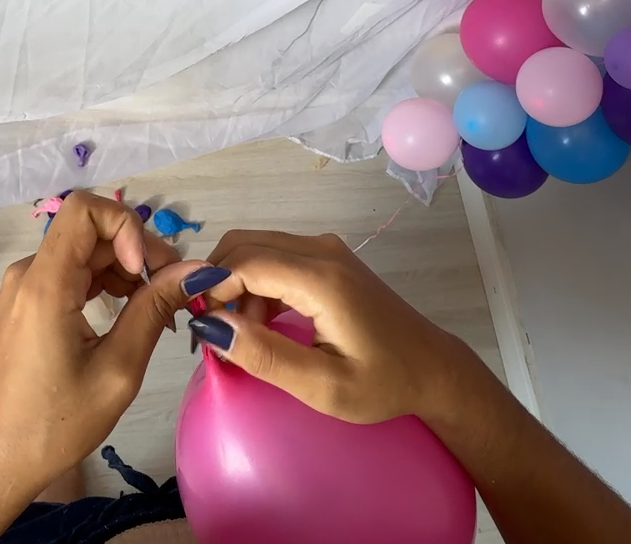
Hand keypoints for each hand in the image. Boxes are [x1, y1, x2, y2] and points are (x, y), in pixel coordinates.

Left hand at [0, 192, 204, 542]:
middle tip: (172, 290)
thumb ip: (155, 310)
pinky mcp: (28, 302)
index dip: (126, 226)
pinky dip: (107, 281)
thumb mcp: (117, 371)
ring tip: (157, 307)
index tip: (146, 270)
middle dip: (138, 250)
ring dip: (126, 267)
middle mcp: (30, 272)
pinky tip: (130, 313)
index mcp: (45, 282)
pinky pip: (73, 271)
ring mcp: (25, 286)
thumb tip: (195, 270)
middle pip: (92, 230)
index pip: (86, 209)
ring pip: (86, 249)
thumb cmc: (52, 426)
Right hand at [185, 229, 476, 425]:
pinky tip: (263, 321)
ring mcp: (325, 248)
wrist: (432, 367)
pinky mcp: (327, 256)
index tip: (198, 326)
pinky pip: (276, 255)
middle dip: (218, 281)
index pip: (246, 261)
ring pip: (258, 246)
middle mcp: (320, 249)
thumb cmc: (382, 383)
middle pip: (246, 244)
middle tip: (214, 330)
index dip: (211, 287)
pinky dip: (256, 281)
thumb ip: (265, 355)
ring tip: (242, 335)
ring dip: (237, 283)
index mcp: (321, 278)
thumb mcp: (323, 386)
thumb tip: (211, 326)